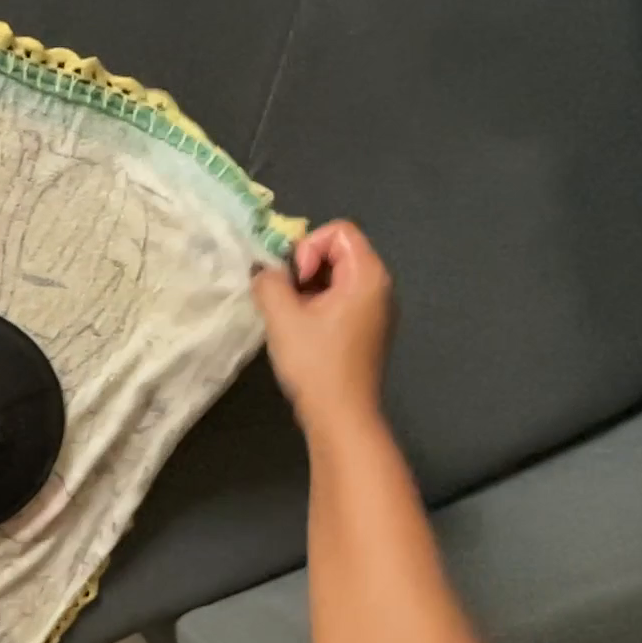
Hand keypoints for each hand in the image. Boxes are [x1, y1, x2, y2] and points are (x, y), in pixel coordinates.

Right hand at [251, 220, 394, 433]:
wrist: (340, 412)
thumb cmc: (315, 362)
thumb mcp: (282, 318)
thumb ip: (269, 283)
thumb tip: (263, 270)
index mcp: (367, 276)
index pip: (338, 230)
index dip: (307, 248)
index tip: (294, 283)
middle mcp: (378, 285)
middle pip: (338, 250)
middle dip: (303, 267)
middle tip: (284, 300)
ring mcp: (374, 307)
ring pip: (335, 275)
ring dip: (305, 288)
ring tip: (288, 317)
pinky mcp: (364, 326)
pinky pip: (338, 297)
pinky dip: (315, 304)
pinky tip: (300, 331)